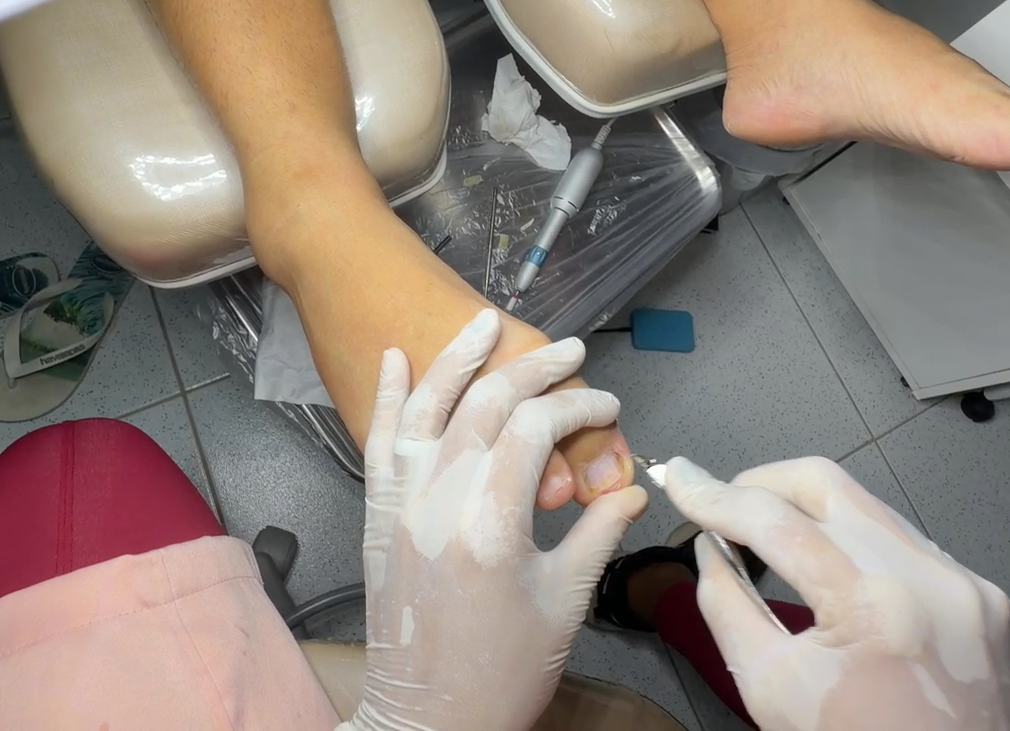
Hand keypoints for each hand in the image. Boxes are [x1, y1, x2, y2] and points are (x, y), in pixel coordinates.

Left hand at [342, 310, 647, 730]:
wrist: (427, 719)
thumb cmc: (503, 672)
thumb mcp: (565, 603)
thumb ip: (597, 533)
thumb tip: (631, 488)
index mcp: (492, 525)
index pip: (535, 430)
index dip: (578, 407)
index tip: (608, 407)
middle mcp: (440, 500)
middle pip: (487, 403)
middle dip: (535, 368)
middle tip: (571, 350)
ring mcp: (402, 501)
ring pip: (427, 406)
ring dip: (457, 357)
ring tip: (484, 319)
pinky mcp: (379, 511)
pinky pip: (378, 440)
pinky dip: (385, 394)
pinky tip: (395, 356)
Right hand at [664, 457, 1009, 730]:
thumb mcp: (769, 688)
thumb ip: (725, 602)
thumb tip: (712, 544)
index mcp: (875, 606)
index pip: (773, 520)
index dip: (714, 496)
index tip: (677, 477)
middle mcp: (931, 577)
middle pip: (824, 482)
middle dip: (761, 483)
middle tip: (725, 505)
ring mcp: (969, 585)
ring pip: (865, 506)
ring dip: (810, 515)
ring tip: (779, 547)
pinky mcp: (991, 598)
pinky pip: (904, 543)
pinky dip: (858, 547)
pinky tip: (843, 581)